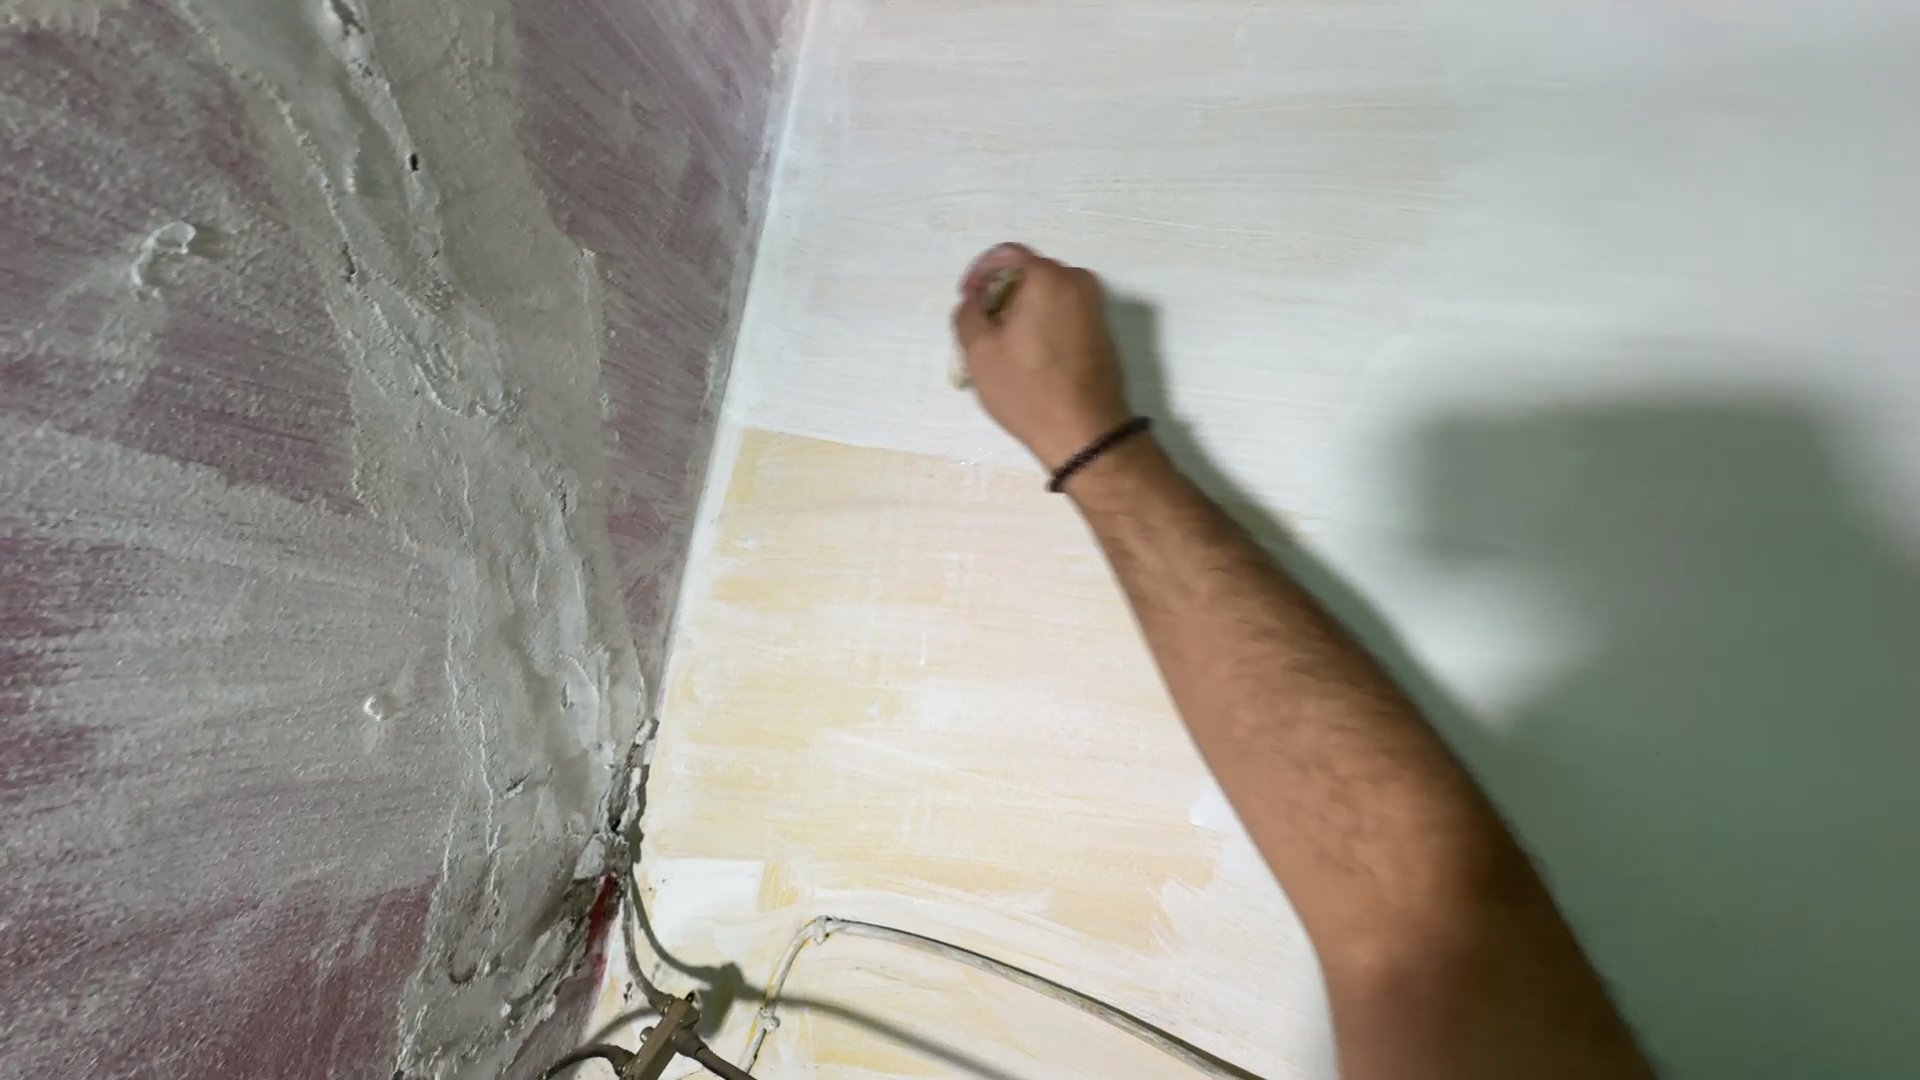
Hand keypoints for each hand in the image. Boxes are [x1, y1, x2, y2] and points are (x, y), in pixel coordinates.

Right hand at [952, 244, 1132, 471]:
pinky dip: (1042, 326)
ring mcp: (1096, 308)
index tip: (966, 300)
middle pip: (1028, 274)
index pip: (1005, 255)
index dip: (978, 274)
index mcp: (1048, 277)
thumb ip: (968, 314)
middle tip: (980, 329)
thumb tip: (974, 303)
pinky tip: (1028, 359)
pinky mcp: (1102, 333)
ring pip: (1047, 297)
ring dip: (1020, 314)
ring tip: (1001, 349)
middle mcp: (1079, 282)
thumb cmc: (1029, 391)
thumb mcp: (980, 353)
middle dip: (1000, 296)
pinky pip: (1063, 315)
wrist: (1086, 433)